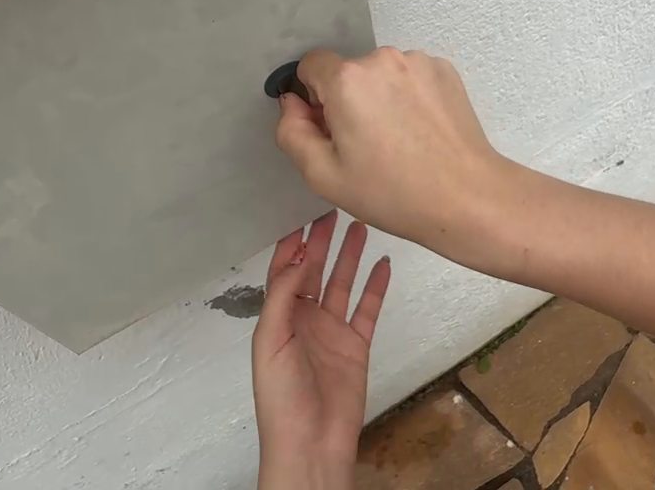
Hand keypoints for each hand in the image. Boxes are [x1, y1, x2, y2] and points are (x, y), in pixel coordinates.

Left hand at [253, 210, 390, 489]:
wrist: (310, 445)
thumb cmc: (281, 396)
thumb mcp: (270, 341)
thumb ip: (283, 296)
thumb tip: (298, 256)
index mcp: (280, 316)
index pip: (284, 270)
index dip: (292, 243)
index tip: (302, 214)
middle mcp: (305, 317)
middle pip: (314, 269)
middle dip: (322, 240)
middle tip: (334, 210)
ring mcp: (333, 330)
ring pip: (342, 282)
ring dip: (349, 255)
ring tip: (360, 225)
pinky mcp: (357, 345)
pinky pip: (368, 309)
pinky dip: (377, 286)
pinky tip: (384, 263)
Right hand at [274, 48, 517, 254]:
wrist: (467, 197)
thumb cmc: (393, 192)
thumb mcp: (324, 175)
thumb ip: (292, 132)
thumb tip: (292, 103)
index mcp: (347, 80)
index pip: (312, 64)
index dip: (313, 97)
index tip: (331, 128)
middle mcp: (382, 59)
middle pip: (348, 71)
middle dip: (349, 99)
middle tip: (366, 145)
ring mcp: (417, 61)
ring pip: (381, 74)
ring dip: (380, 97)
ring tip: (399, 141)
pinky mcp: (444, 70)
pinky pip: (411, 77)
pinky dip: (409, 97)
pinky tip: (420, 132)